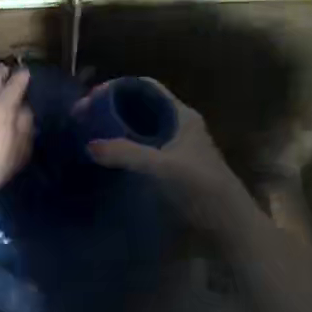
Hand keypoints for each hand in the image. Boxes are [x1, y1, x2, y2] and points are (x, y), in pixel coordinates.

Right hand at [85, 78, 242, 215]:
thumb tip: (89, 145)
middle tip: (83, 116)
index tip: (91, 96)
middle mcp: (177, 125)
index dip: (119, 87)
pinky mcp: (168, 165)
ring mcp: (173, 145)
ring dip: (114, 127)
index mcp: (181, 115)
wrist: (228, 223)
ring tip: (88, 133)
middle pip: (139, 105)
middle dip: (111, 107)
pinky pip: (139, 147)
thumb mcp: (163, 167)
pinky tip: (104, 155)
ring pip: (138, 127)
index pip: (147, 87)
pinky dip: (121, 146)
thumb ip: (127, 153)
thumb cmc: (201, 188)